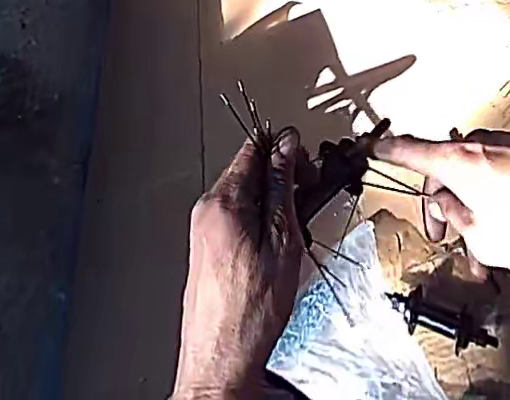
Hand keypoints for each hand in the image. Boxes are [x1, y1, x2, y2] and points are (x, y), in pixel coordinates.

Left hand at [172, 128, 306, 399]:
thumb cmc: (250, 312)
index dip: (285, 150)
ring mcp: (203, 228)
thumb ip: (282, 185)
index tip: (305, 163)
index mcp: (223, 201)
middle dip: (281, 176)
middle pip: (248, 168)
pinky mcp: (206, 246)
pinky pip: (236, 213)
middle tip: (306, 194)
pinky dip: (259, 216)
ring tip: (293, 224)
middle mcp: (207, 209)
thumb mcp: (281, 239)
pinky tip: (275, 240)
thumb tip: (286, 145)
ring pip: (244, 192)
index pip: (254, 147)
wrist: (221, 363)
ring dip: (272, 198)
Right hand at [373, 130, 509, 273]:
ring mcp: (503, 146)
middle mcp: (477, 145)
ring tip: (482, 250)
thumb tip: (448, 203)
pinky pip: (495, 173)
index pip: (410, 149)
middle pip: (443, 167)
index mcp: (457, 160)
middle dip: (440, 203)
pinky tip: (505, 230)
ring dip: (469, 206)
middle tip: (441, 234)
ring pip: (472, 175)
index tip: (372, 147)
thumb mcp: (480, 235)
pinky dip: (491, 197)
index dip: (387, 150)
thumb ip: (454, 216)